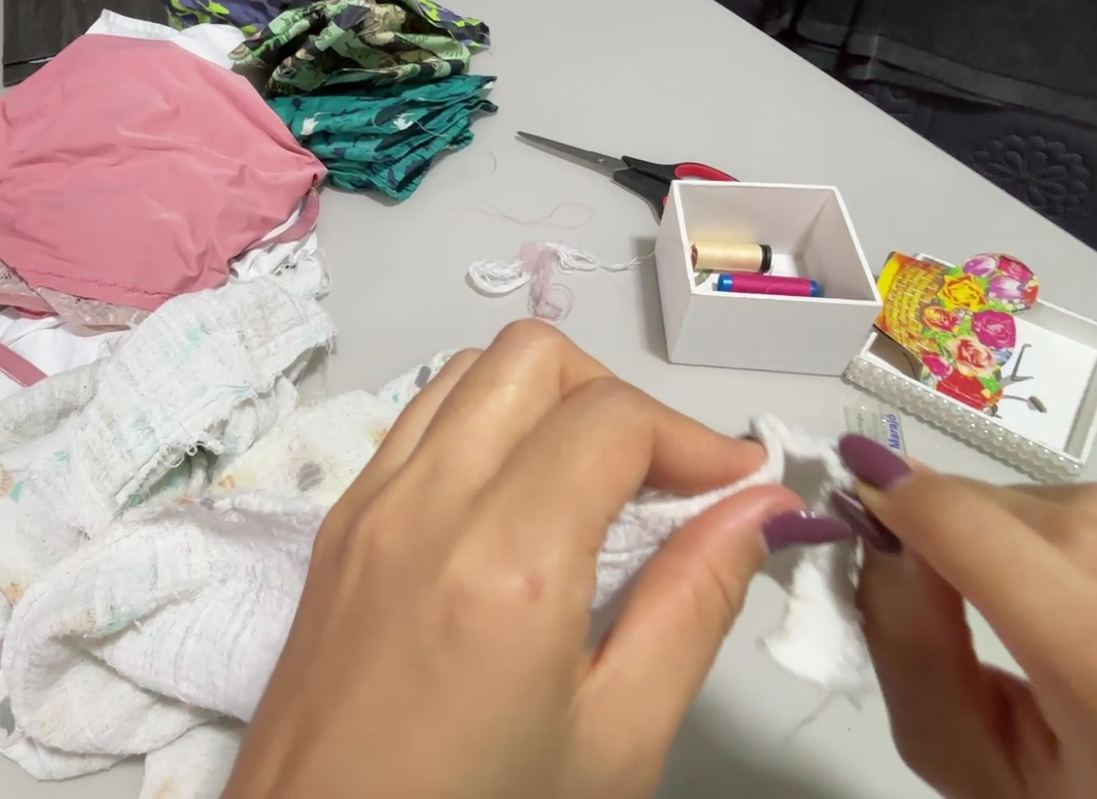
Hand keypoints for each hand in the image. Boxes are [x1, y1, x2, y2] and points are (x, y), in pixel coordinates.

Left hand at [224, 320, 839, 798]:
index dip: (689, 433)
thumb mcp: (617, 739)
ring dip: (543, 396)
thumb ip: (695, 604)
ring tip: (587, 474)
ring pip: (469, 371)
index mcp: (507, 561)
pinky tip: (510, 491)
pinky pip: (420, 417)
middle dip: (612, 393)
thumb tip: (755, 507)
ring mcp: (371, 498)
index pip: (608, 418)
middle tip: (655, 472)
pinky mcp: (340, 513)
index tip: (735, 479)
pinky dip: (483, 418)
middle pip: (530, 357)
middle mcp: (427, 501)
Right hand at [844, 436, 1096, 798]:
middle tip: (920, 542)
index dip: (956, 531)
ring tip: (1010, 574)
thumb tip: (887, 529)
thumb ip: (913, 655)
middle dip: (965, 516)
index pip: (1085, 634)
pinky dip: (1082, 517)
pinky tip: (1081, 569)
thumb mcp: (976, 770)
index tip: (865, 485)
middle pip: (1080, 544)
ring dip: (1017, 515)